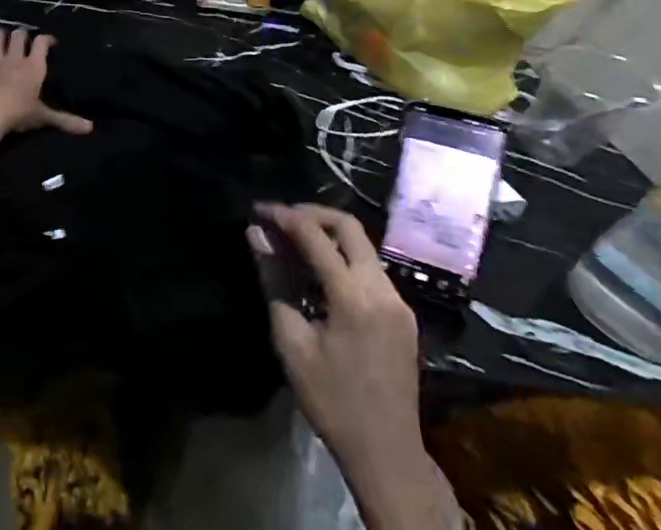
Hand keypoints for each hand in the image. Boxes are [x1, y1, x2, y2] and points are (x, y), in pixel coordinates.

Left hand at [0, 29, 93, 137]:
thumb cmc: (18, 114)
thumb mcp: (44, 117)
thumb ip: (66, 121)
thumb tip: (91, 128)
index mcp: (33, 66)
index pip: (42, 43)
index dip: (47, 39)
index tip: (51, 42)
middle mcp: (14, 58)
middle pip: (19, 35)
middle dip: (22, 34)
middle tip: (24, 40)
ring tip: (1, 37)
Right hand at [251, 204, 463, 528]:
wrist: (385, 449)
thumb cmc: (330, 400)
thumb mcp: (292, 342)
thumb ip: (275, 282)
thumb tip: (257, 237)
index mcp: (353, 295)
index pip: (315, 235)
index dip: (284, 216)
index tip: (259, 209)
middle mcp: (382, 287)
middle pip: (349, 226)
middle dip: (312, 214)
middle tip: (281, 218)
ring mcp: (398, 300)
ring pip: (363, 246)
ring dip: (330, 235)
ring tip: (295, 242)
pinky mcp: (404, 314)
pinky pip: (372, 270)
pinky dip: (345, 258)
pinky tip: (322, 273)